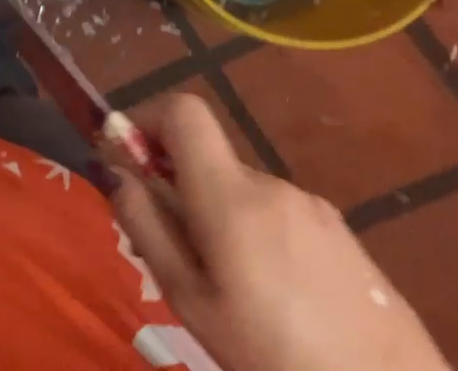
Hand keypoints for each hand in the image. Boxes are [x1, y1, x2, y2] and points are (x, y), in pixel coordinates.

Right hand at [111, 94, 447, 370]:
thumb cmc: (274, 354)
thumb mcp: (188, 298)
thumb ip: (145, 225)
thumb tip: (115, 170)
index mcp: (231, 195)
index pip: (183, 111)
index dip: (146, 120)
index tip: (127, 160)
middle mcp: (273, 186)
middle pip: (207, 159)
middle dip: (175, 187)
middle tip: (167, 249)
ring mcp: (314, 209)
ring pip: (239, 191)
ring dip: (215, 215)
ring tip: (222, 283)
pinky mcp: (342, 236)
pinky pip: (276, 215)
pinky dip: (253, 234)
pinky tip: (270, 293)